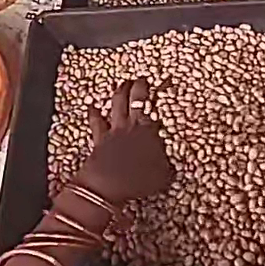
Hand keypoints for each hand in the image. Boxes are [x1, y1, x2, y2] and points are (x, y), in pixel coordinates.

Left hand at [71, 78, 174, 204]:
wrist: (107, 185)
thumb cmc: (138, 180)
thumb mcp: (162, 175)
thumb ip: (167, 164)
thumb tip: (172, 164)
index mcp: (148, 130)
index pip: (155, 106)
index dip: (158, 93)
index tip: (162, 84)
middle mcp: (130, 125)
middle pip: (134, 98)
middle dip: (139, 86)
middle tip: (141, 80)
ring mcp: (113, 130)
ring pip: (116, 104)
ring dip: (119, 92)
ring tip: (122, 85)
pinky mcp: (99, 139)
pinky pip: (96, 121)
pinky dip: (94, 112)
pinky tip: (92, 106)